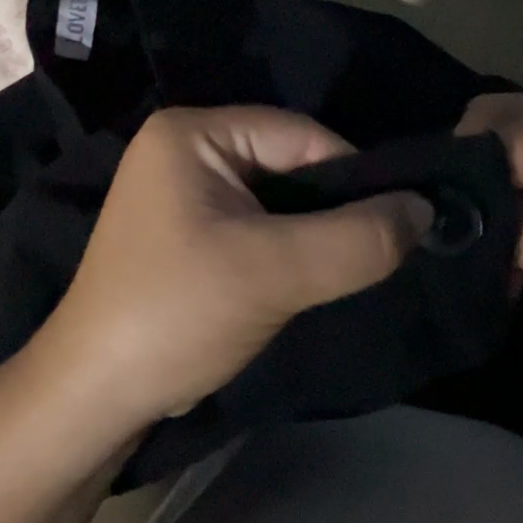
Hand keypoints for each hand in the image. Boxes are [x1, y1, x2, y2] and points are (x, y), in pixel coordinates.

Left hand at [34, 106, 432, 422]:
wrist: (97, 391)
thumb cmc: (177, 313)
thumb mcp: (275, 272)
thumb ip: (358, 238)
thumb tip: (425, 208)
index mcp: (191, 132)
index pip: (298, 134)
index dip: (353, 176)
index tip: (401, 222)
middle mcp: (182, 148)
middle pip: (287, 163)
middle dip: (333, 209)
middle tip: (381, 251)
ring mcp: (179, 191)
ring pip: (275, 199)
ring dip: (312, 234)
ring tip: (349, 270)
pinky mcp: (184, 231)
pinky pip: (254, 224)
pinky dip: (286, 248)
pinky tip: (310, 279)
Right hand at [457, 93, 522, 394]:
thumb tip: (457, 211)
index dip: (484, 155)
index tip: (436, 197)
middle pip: (519, 117)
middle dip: (472, 157)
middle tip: (440, 211)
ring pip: (508, 134)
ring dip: (478, 174)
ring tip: (462, 222)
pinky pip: (516, 161)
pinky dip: (491, 190)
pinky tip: (488, 231)